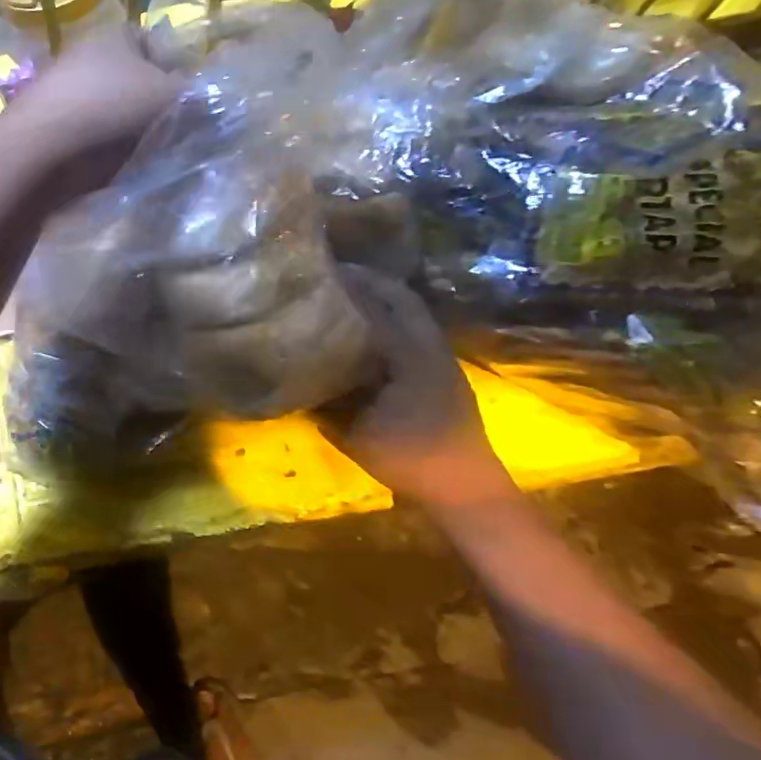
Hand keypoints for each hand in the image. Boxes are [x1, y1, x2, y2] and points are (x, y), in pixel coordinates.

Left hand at [0, 26, 184, 194]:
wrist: (46, 141)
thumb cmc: (112, 104)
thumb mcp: (168, 95)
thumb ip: (195, 94)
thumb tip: (207, 98)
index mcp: (116, 34)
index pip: (153, 41)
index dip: (173, 66)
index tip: (184, 95)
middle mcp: (89, 52)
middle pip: (134, 75)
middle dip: (152, 99)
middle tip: (172, 125)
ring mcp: (67, 85)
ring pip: (113, 103)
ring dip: (130, 124)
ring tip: (147, 147)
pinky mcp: (53, 117)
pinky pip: (93, 126)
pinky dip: (106, 140)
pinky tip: (117, 158)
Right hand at [321, 266, 521, 509]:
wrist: (463, 487)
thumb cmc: (409, 457)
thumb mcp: (356, 432)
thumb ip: (326, 402)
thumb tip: (297, 376)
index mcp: (408, 351)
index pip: (375, 303)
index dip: (348, 284)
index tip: (321, 272)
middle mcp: (428, 343)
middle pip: (400, 296)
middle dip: (369, 280)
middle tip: (335, 276)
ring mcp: (440, 356)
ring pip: (412, 311)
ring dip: (383, 297)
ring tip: (349, 295)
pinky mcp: (443, 370)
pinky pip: (415, 329)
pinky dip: (392, 318)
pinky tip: (370, 329)